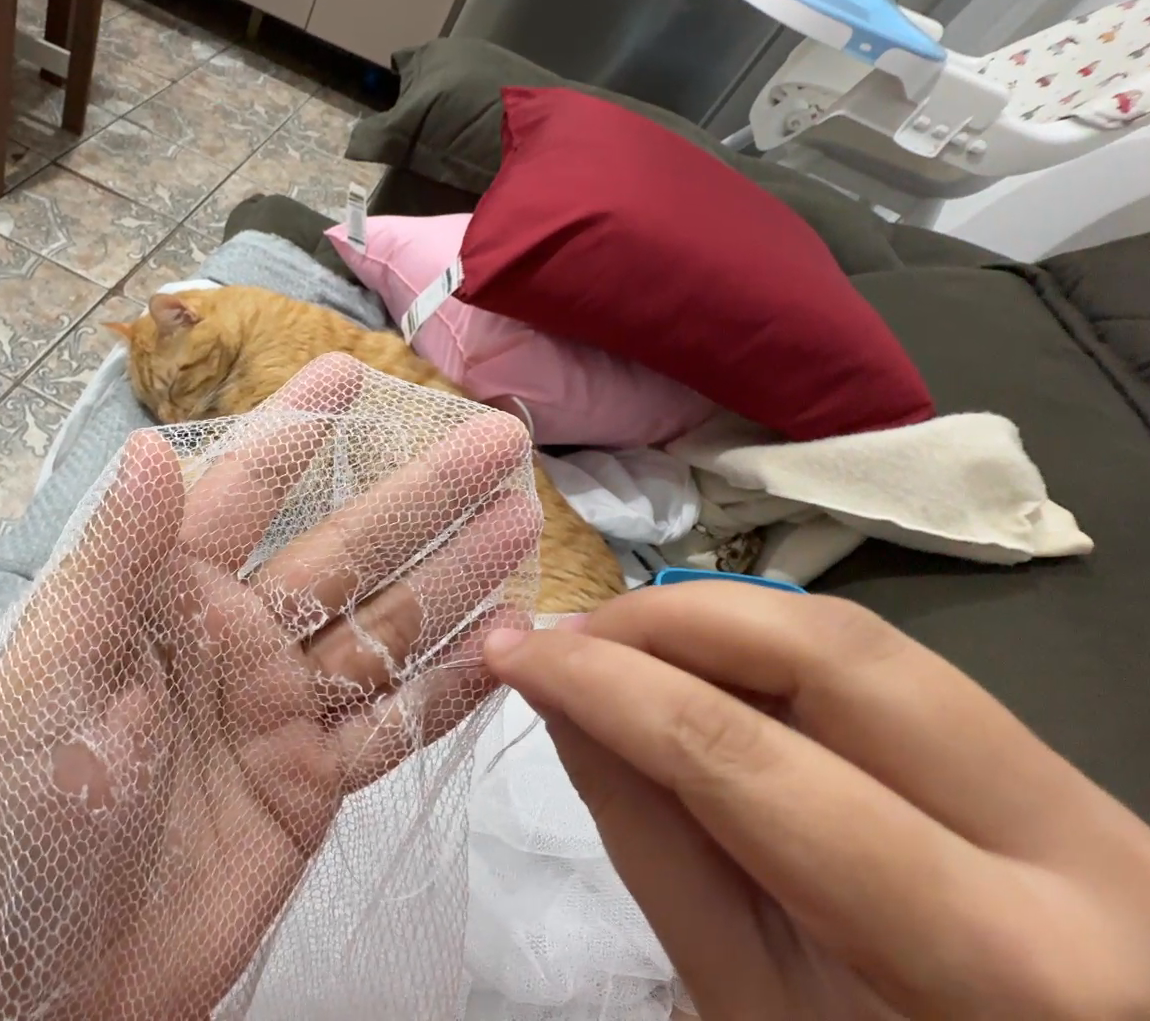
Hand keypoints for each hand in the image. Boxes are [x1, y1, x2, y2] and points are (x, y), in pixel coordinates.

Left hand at [0, 356, 539, 1017]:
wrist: (61, 970)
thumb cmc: (35, 815)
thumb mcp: (57, 677)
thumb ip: (112, 563)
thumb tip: (146, 446)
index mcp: (165, 599)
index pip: (240, 490)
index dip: (297, 428)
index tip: (352, 371)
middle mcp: (232, 639)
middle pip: (342, 549)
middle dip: (417, 493)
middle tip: (494, 440)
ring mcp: (278, 709)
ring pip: (383, 628)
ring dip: (453, 577)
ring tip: (522, 521)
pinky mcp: (310, 780)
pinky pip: (392, 725)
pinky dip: (449, 691)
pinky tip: (509, 649)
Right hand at [484, 583, 1149, 1019]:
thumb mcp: (735, 994)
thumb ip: (645, 832)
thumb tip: (557, 695)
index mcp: (995, 954)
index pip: (747, 757)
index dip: (607, 686)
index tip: (515, 652)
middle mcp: (1082, 849)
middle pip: (833, 652)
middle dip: (668, 620)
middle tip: (569, 635)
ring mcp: (1086, 796)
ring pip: (863, 639)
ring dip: (711, 620)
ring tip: (615, 646)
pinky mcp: (1054, 769)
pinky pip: (885, 668)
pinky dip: (763, 648)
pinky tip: (695, 670)